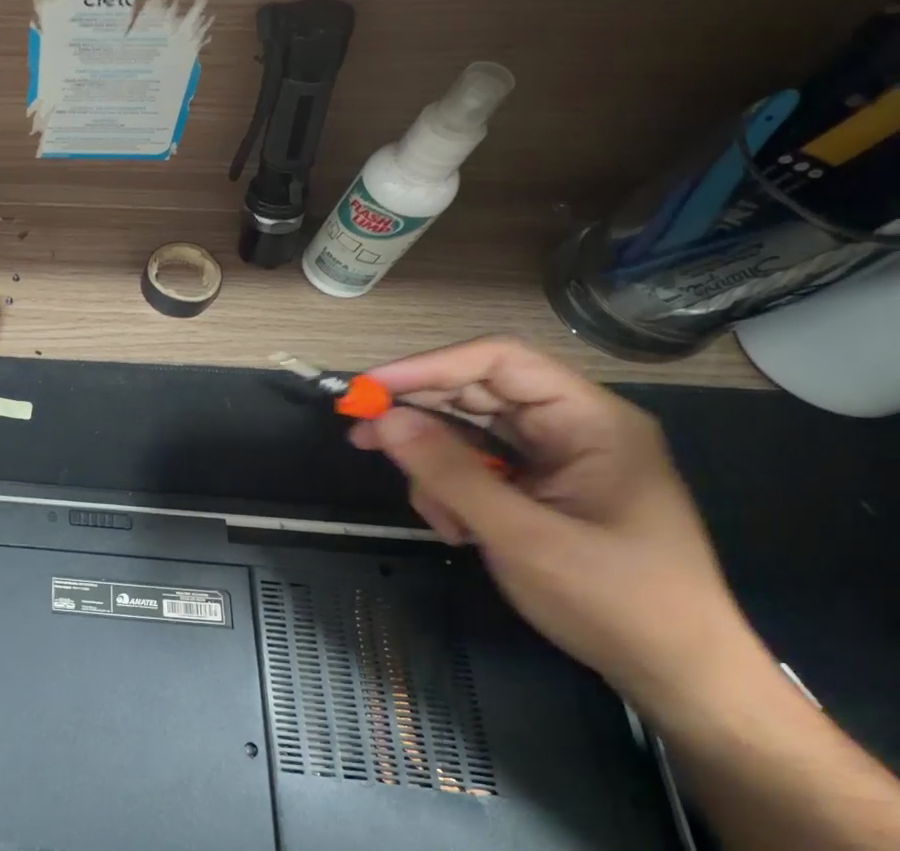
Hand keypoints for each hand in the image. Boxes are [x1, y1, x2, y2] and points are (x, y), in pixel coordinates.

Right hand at [349, 337, 765, 710]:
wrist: (679, 677)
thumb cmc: (617, 601)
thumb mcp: (524, 537)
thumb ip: (450, 474)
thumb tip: (381, 421)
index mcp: (591, 421)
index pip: (499, 362)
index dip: (429, 367)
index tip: (369, 390)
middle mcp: (574, 428)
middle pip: (478, 393)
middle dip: (419, 415)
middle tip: (360, 434)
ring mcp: (557, 461)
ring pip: (471, 434)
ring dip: (436, 466)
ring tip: (433, 512)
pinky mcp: (542, 491)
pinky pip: (479, 469)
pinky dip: (453, 493)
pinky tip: (456, 531)